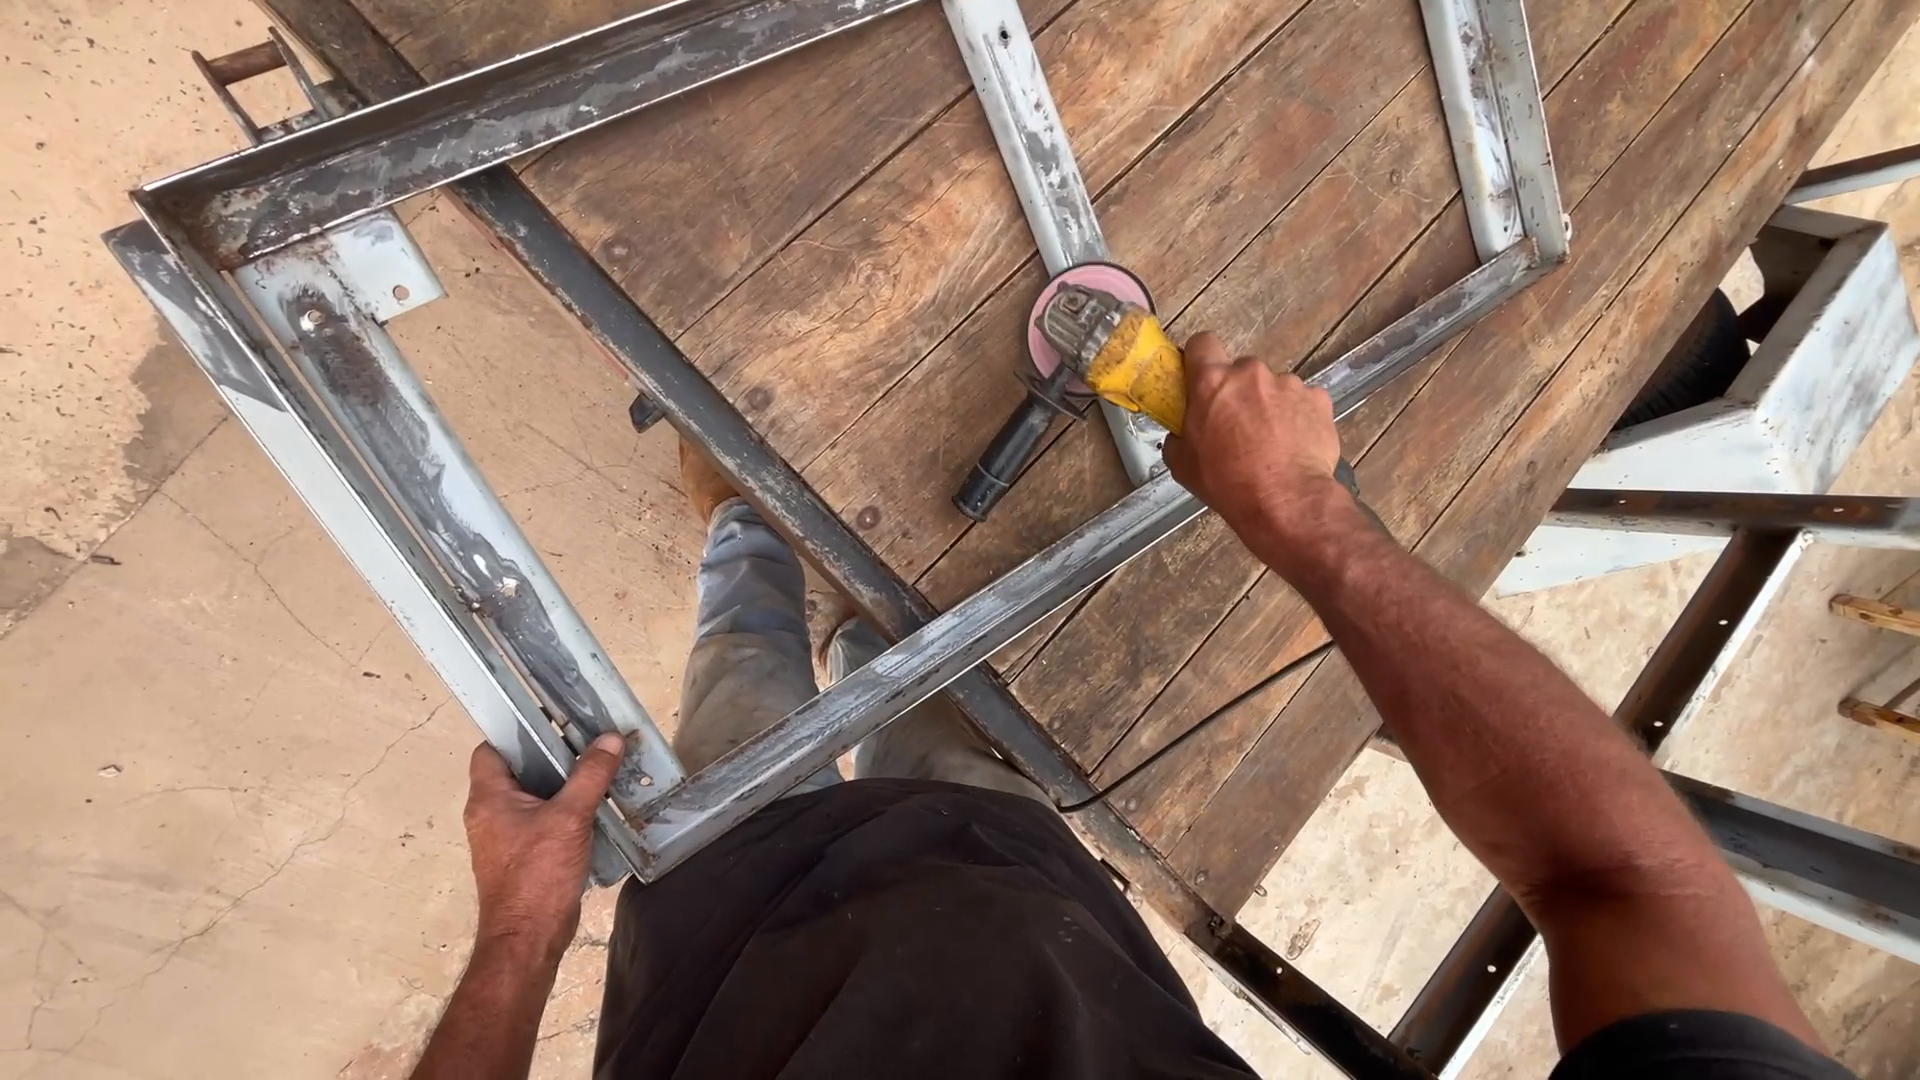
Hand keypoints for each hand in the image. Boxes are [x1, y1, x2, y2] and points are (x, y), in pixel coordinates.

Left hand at [462, 732, 625, 955]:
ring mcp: (507, 836)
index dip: (518, 731)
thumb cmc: (538, 873)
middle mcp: (491, 813)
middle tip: (589, 738)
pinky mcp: (525, 853)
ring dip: (564, 781)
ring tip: (600, 765)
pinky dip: (567, 805)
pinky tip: (597, 802)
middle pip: (520, 769)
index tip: (554, 719)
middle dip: (553, 753)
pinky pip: (545, 816)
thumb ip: (590, 775)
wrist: (529, 938)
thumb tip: (611, 738)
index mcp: (489, 799)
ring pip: (535, 794)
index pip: (491, 750)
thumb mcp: (569, 817)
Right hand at [1162, 332, 1349, 547]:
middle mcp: (1250, 373)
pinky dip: (1296, 417)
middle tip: (1235, 426)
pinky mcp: (1317, 399)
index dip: (1199, 358)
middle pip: (1240, 371)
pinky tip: (1293, 445)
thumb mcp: (1181, 463)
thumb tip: (1182, 433)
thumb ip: (1178, 435)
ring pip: (1272, 387)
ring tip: (1269, 442)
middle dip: (1237, 392)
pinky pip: (1302, 402)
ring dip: (1268, 406)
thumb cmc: (1225, 482)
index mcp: (1211, 382)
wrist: (1283, 500)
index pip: (1201, 343)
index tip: (1200, 377)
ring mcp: (1288, 383)